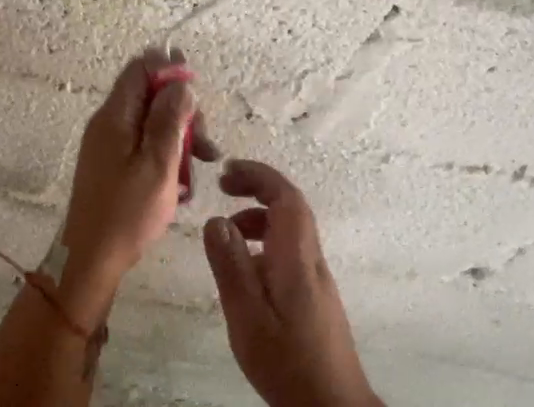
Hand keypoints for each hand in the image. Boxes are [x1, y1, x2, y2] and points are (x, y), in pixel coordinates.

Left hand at [60, 49, 219, 281]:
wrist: (91, 257)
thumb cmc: (127, 212)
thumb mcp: (158, 164)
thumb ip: (170, 120)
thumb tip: (181, 83)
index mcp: (114, 115)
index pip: (139, 69)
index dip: (169, 69)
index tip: (197, 89)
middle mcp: (108, 122)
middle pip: (148, 95)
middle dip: (182, 111)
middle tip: (206, 143)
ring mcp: (109, 143)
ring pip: (150, 122)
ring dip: (179, 136)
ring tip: (203, 164)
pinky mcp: (113, 164)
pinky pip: (143, 144)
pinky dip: (166, 154)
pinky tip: (182, 181)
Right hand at [204, 160, 383, 406]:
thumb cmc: (287, 361)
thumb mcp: (247, 315)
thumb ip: (231, 265)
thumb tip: (216, 219)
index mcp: (296, 259)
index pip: (287, 198)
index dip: (259, 175)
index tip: (227, 171)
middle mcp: (312, 262)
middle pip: (291, 208)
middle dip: (256, 190)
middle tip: (223, 190)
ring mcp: (317, 282)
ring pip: (289, 232)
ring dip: (257, 220)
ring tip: (226, 236)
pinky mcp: (316, 300)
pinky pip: (289, 254)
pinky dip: (264, 246)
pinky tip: (245, 272)